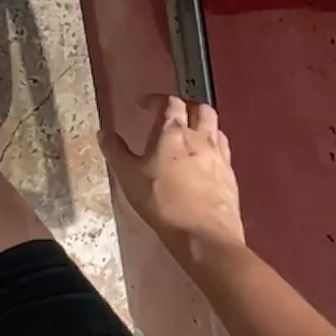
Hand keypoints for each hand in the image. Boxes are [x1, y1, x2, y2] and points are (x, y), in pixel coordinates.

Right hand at [102, 95, 245, 262]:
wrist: (204, 236)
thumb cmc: (161, 200)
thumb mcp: (127, 174)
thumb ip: (115, 150)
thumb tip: (104, 132)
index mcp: (172, 132)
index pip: (170, 102)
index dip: (155, 100)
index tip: (142, 106)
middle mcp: (200, 139)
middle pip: (201, 109)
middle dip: (186, 106)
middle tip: (171, 115)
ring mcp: (220, 158)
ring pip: (216, 129)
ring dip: (202, 126)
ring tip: (188, 136)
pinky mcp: (232, 178)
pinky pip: (224, 152)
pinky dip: (212, 148)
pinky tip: (202, 162)